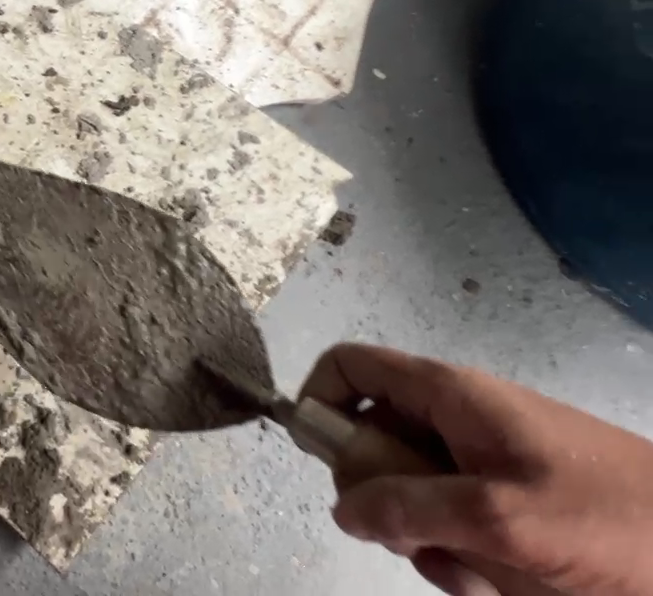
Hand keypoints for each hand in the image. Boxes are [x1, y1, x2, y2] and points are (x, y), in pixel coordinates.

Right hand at [302, 343, 652, 595]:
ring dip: (423, 535)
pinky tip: (497, 584)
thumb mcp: (504, 518)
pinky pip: (458, 518)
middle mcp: (460, 417)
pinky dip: (463, 553)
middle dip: (378, 494)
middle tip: (405, 537)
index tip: (323, 458)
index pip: (348, 366)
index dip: (319, 399)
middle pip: (373, 437)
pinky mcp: (519, 500)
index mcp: (449, 393)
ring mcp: (491, 461)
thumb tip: (343, 510)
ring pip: (413, 488)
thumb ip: (409, 507)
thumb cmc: (621, 524)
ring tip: (470, 575)